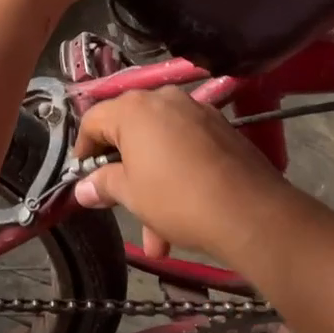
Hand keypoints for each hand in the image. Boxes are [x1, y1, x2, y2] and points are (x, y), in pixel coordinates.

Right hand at [72, 87, 297, 263]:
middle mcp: (162, 98)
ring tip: (159, 234)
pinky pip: (186, 145)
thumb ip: (103, 185)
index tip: (85, 177)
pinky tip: (185, 211)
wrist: (250, 212)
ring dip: (153, 181)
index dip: (84, 150)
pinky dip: (178, 171)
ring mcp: (194, 110)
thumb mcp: (131, 195)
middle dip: (124, 172)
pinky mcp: (220, 126)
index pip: (93, 120)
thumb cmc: (177, 198)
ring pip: (160, 144)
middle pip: (129, 130)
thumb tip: (82, 188)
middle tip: (121, 204)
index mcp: (132, 108)